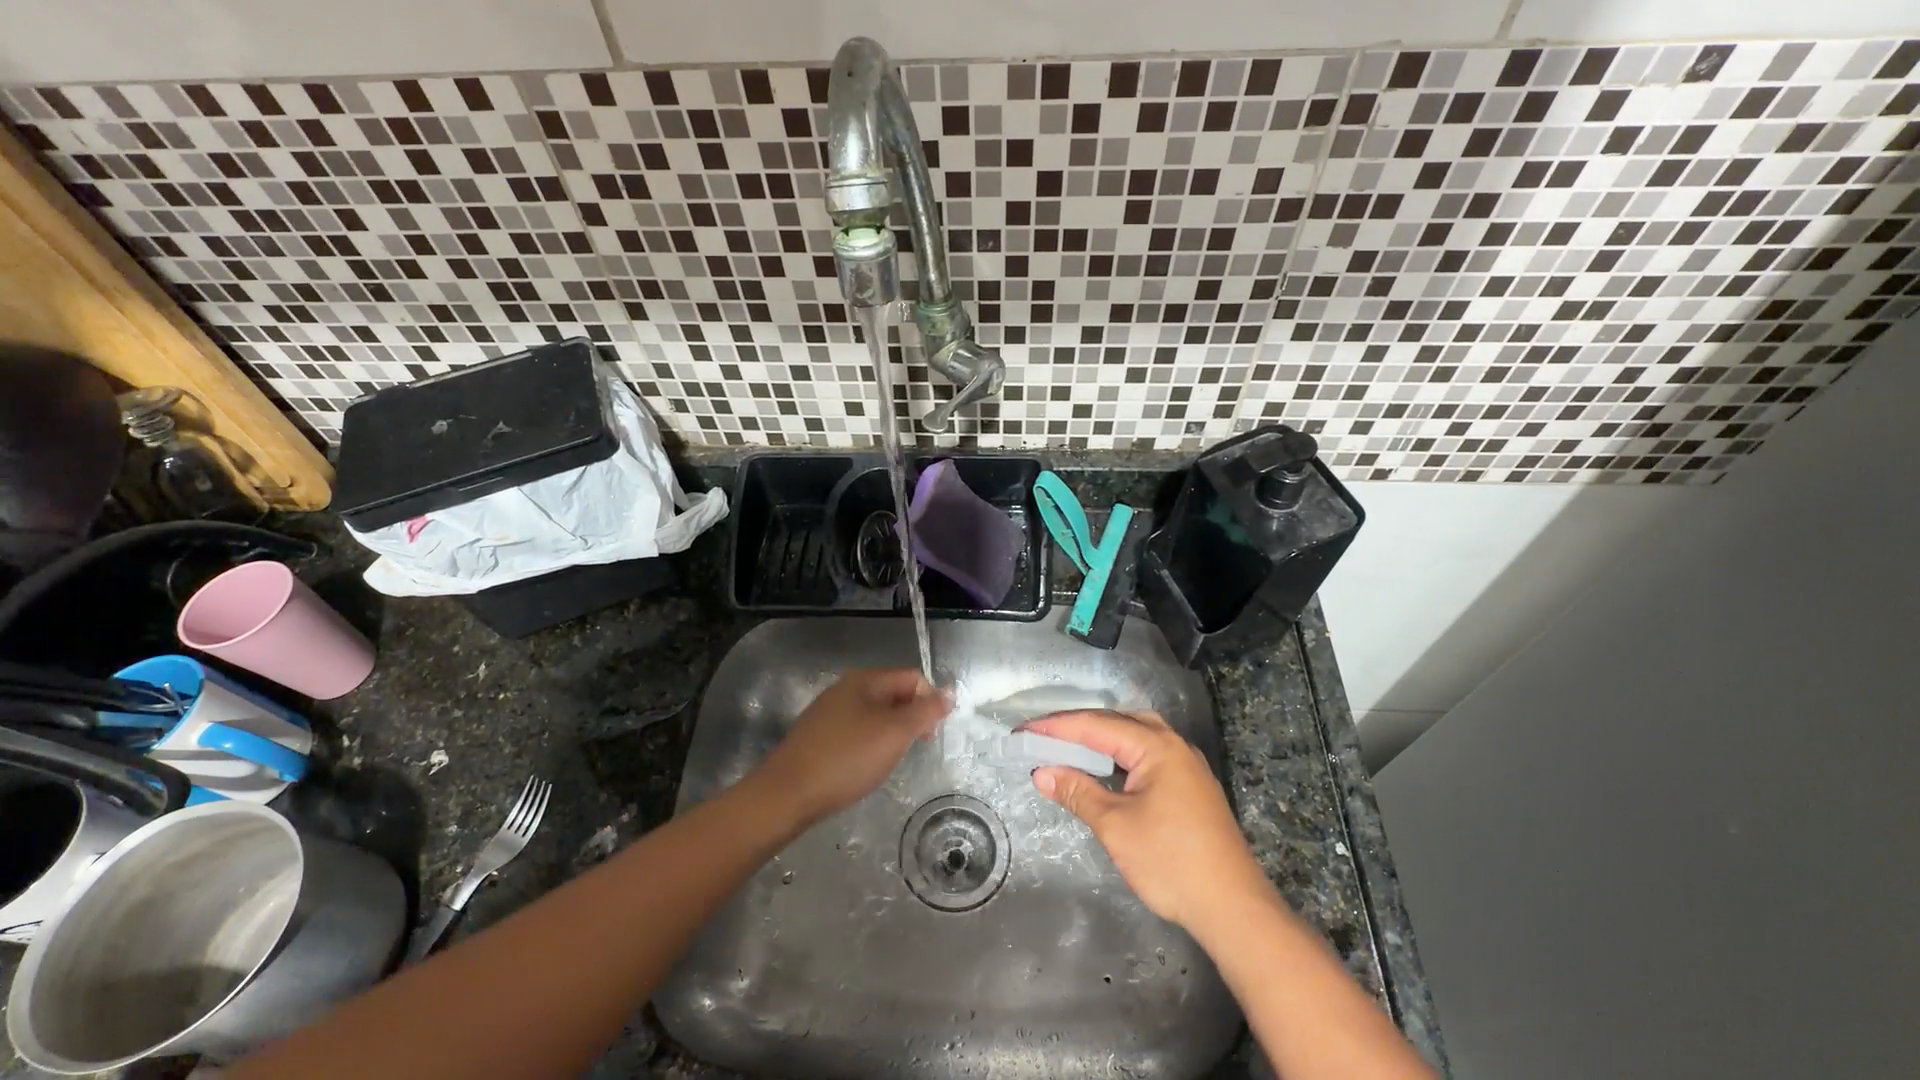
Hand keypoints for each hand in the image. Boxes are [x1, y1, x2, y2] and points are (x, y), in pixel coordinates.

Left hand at [753, 668, 947, 824]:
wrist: (788, 793)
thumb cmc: (846, 758)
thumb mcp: (894, 733)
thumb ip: (925, 712)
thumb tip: (948, 693)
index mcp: (863, 680)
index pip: (911, 677)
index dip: (929, 700)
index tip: (931, 733)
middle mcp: (845, 689)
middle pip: (893, 694)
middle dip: (912, 718)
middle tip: (915, 748)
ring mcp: (829, 713)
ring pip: (875, 715)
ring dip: (892, 734)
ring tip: (891, 760)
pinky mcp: (819, 737)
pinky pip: (857, 732)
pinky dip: (870, 745)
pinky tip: (866, 767)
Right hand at [1025, 709, 1274, 931]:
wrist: (1232, 906)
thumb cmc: (1170, 862)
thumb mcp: (1115, 826)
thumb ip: (1078, 792)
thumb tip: (1043, 773)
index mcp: (1158, 747)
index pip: (1097, 726)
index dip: (1057, 728)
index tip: (1023, 731)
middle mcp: (1175, 748)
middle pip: (1120, 722)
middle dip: (1079, 726)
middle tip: (1043, 737)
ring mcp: (1187, 769)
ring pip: (1137, 739)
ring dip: (1102, 740)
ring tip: (1068, 749)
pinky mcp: (1191, 790)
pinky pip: (1148, 758)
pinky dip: (1120, 758)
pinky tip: (1105, 773)